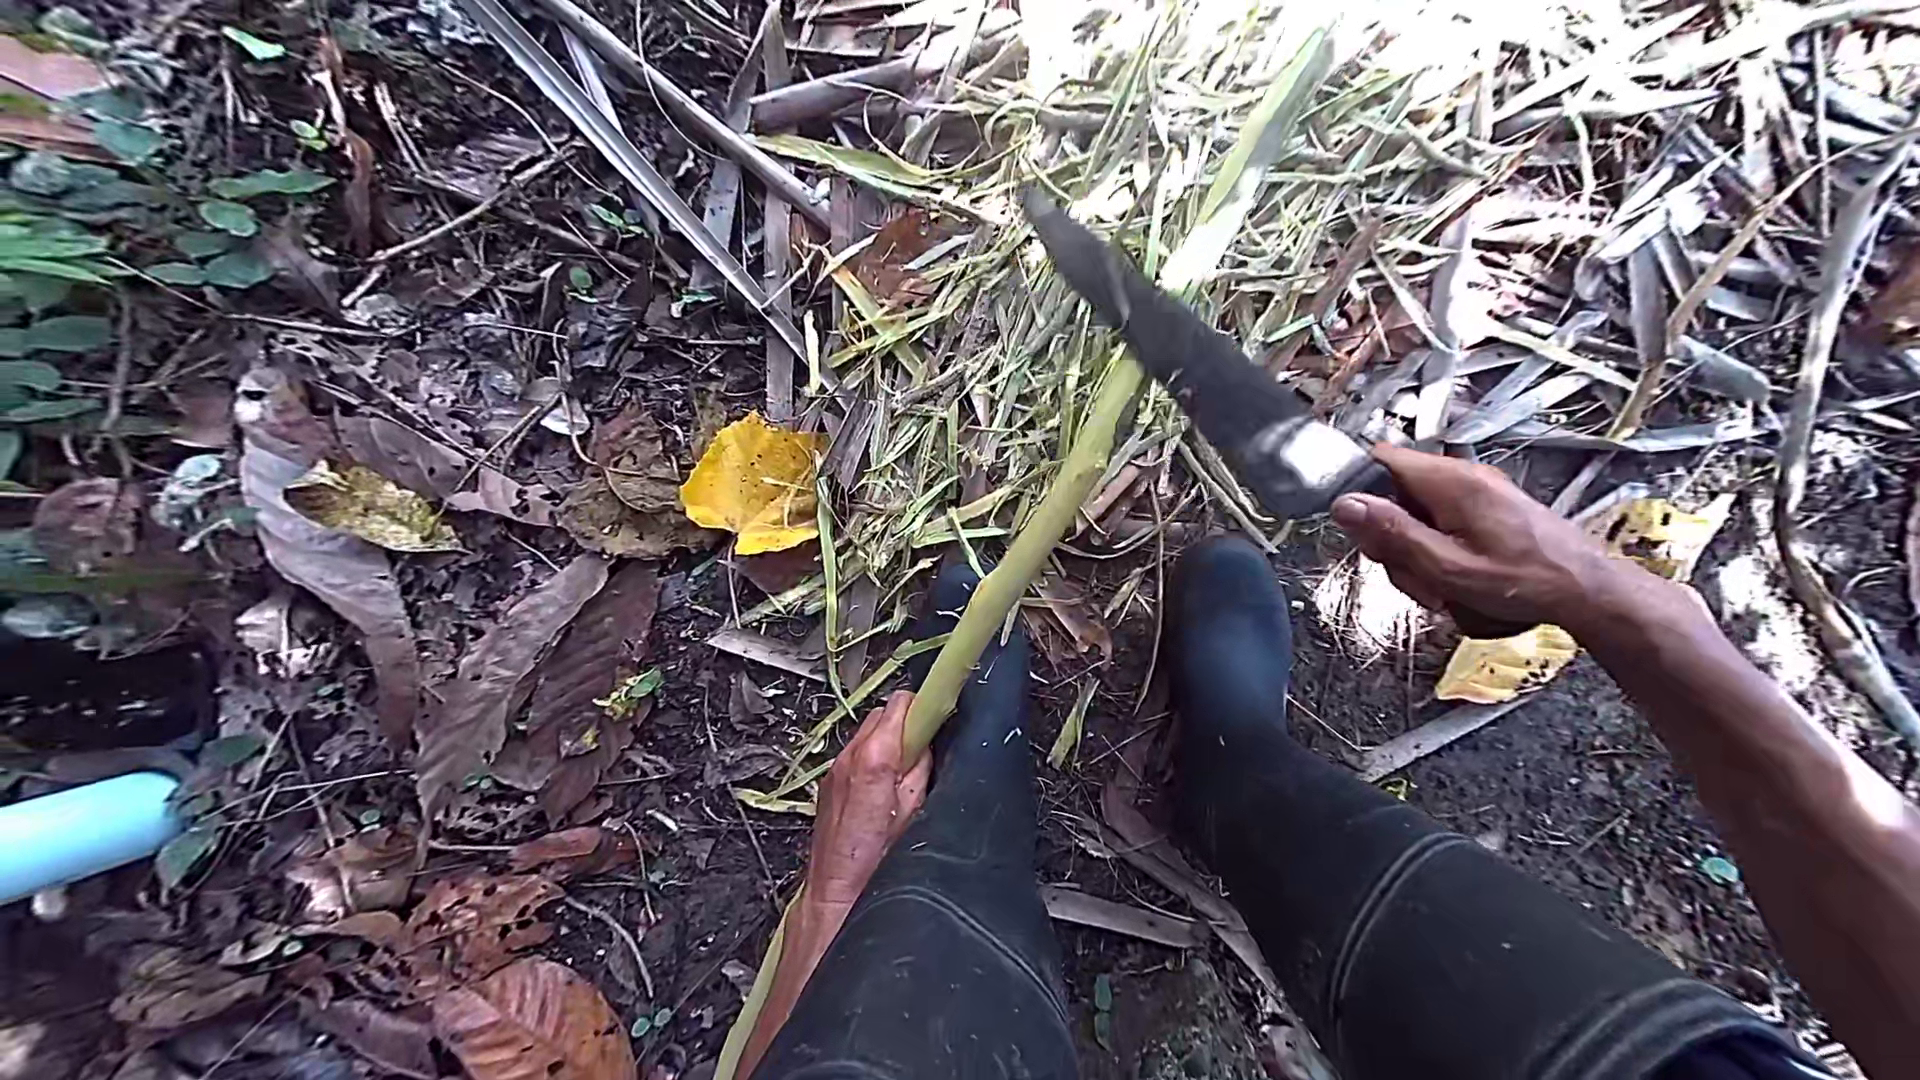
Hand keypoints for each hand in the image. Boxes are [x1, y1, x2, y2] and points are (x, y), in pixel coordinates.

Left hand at [800, 690, 931, 918]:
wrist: (835, 893)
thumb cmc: (873, 863)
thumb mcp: (916, 810)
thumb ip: (922, 768)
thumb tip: (929, 744)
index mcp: (874, 757)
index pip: (902, 703)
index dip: (923, 708)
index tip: (935, 713)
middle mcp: (849, 755)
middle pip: (885, 712)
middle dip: (906, 726)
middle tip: (920, 754)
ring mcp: (835, 766)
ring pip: (869, 731)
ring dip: (888, 742)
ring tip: (899, 776)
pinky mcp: (829, 779)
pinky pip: (856, 752)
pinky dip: (872, 758)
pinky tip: (881, 789)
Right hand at [1330, 444, 1656, 631]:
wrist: (1590, 593)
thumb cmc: (1523, 581)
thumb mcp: (1445, 565)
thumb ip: (1391, 533)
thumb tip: (1344, 504)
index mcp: (1450, 482)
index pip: (1379, 459)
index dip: (1358, 490)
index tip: (1362, 527)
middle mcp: (1461, 476)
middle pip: (1390, 493)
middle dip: (1385, 533)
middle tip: (1405, 566)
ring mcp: (1473, 490)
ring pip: (1408, 511)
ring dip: (1407, 548)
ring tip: (1433, 579)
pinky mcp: (1481, 506)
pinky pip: (1432, 519)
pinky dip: (1429, 546)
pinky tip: (1445, 572)